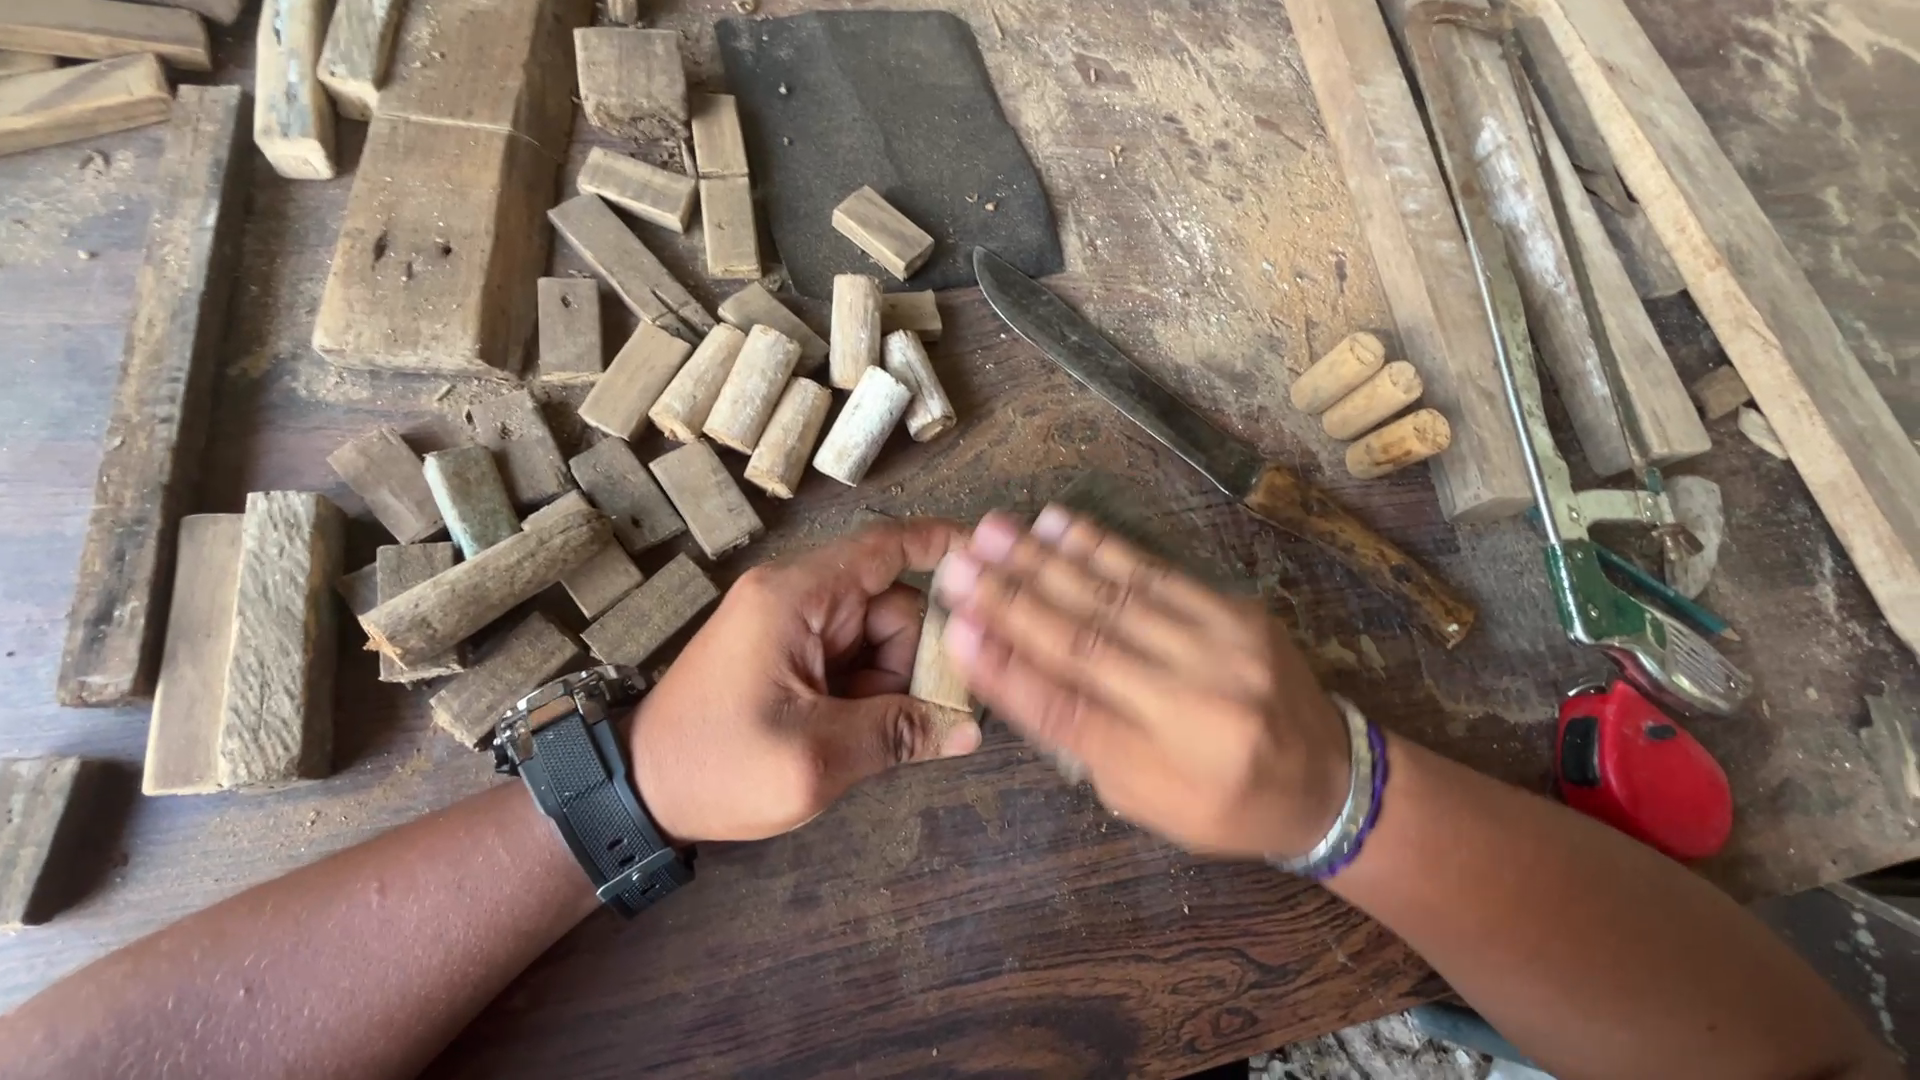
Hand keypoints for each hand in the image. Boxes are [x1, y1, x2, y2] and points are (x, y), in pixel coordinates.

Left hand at [629, 518, 982, 842]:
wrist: (638, 792)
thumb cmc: (716, 766)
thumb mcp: (815, 758)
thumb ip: (898, 735)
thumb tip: (969, 730)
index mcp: (796, 597)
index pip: (883, 547)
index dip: (940, 545)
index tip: (988, 559)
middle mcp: (798, 599)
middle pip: (893, 608)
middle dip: (912, 662)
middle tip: (911, 720)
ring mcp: (795, 629)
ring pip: (881, 642)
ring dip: (889, 688)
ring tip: (859, 738)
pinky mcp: (794, 658)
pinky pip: (857, 663)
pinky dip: (870, 696)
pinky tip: (852, 734)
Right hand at [932, 505, 1350, 858]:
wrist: (1328, 779)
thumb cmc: (1219, 802)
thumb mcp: (1141, 796)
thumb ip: (1080, 736)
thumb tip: (1010, 667)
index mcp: (1166, 766)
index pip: (1065, 710)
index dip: (1005, 668)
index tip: (955, 628)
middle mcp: (1195, 700)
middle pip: (1085, 641)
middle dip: (1012, 598)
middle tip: (957, 562)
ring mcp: (1222, 646)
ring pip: (1115, 596)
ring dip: (1045, 559)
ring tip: (992, 531)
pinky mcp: (1234, 610)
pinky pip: (1155, 572)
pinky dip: (1099, 545)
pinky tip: (1056, 522)